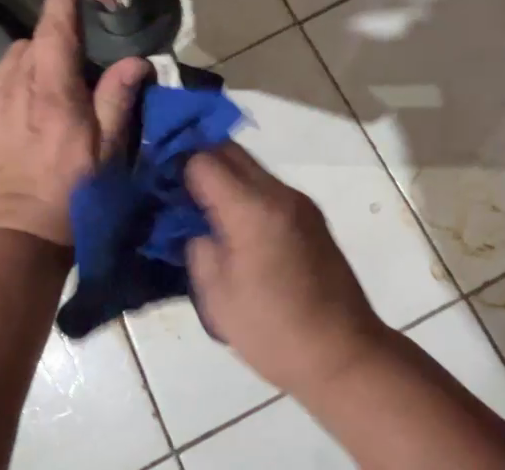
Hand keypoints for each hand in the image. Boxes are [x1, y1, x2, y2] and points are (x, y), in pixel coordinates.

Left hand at [0, 0, 151, 246]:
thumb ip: (118, 98)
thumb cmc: (75, 190)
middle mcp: (17, 84)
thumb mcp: (108, 148)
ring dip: (35, 57)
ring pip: (14, 55)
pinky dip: (8, 75)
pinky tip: (21, 94)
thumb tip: (136, 58)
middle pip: (37, 38)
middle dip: (59, 39)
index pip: (54, 26)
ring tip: (52, 81)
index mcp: (53, 90)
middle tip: (81, 60)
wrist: (22, 231)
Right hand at [186, 144, 392, 397]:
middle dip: (199, 163)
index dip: (177, 170)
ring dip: (224, 177)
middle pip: (228, 150)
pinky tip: (235, 228)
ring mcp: (299, 202)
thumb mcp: (216, 295)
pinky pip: (268, 187)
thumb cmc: (272, 331)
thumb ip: (196, 245)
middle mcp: (278, 193)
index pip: (202, 159)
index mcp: (251, 209)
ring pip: (250, 166)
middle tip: (177, 194)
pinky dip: (245, 194)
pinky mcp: (311, 216)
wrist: (344, 355)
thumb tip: (192, 223)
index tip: (161, 190)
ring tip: (204, 213)